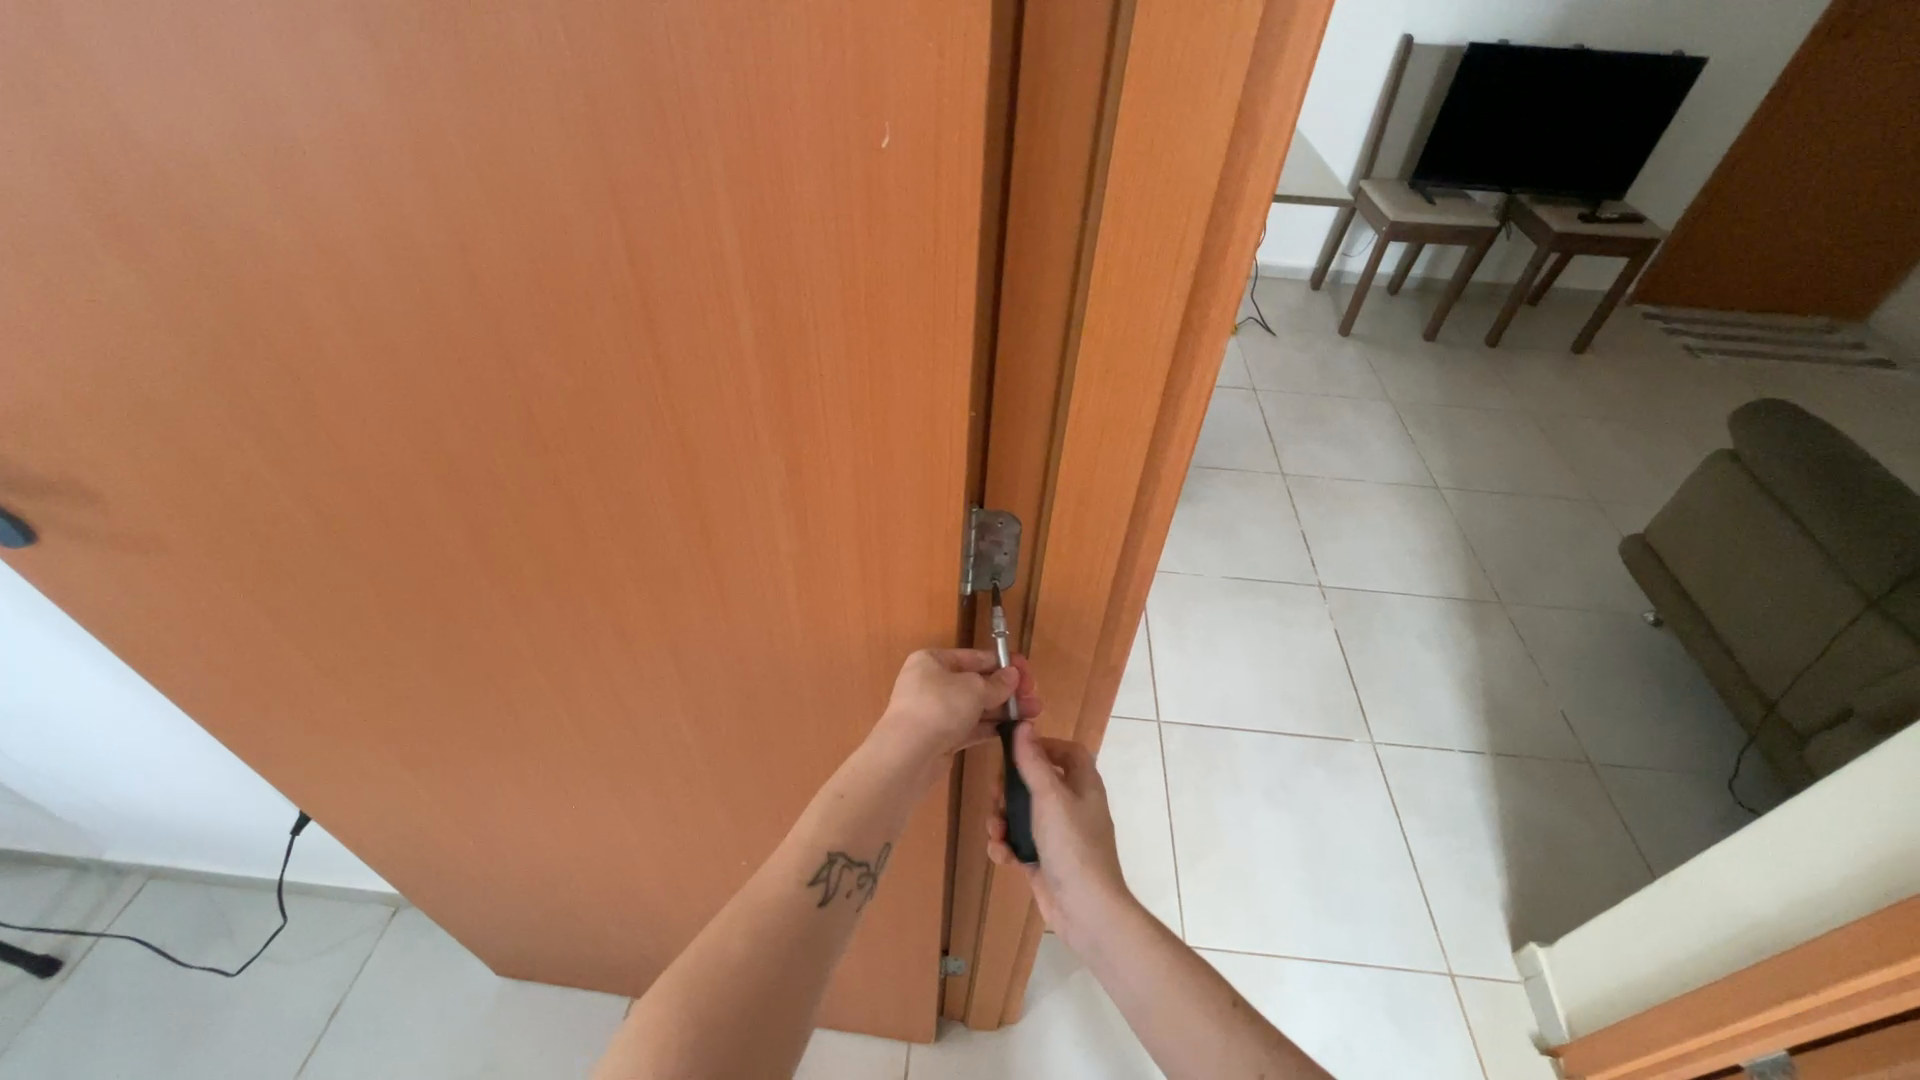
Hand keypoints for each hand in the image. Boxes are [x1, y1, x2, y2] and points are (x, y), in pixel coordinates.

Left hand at [870, 649, 1040, 764]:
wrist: (908, 754)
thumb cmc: (940, 707)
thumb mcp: (973, 688)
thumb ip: (996, 683)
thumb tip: (1013, 674)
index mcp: (933, 661)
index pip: (973, 658)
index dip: (1002, 664)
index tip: (1027, 671)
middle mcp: (932, 683)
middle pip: (977, 683)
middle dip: (1007, 690)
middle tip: (1034, 695)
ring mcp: (936, 712)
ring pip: (976, 707)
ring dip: (1004, 709)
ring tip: (1034, 712)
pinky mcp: (941, 737)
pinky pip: (971, 727)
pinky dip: (991, 726)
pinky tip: (1016, 728)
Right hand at [986, 724, 1131, 950]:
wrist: (1086, 909)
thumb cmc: (1072, 845)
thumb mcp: (1050, 797)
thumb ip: (1033, 761)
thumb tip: (1024, 725)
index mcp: (1083, 785)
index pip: (1067, 752)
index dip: (1043, 747)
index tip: (1016, 752)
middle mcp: (1072, 806)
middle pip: (1036, 782)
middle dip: (1009, 790)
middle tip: (997, 797)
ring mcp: (1058, 834)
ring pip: (1022, 813)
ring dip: (1003, 820)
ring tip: (997, 831)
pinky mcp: (1044, 859)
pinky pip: (1019, 842)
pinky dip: (1007, 846)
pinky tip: (1002, 855)